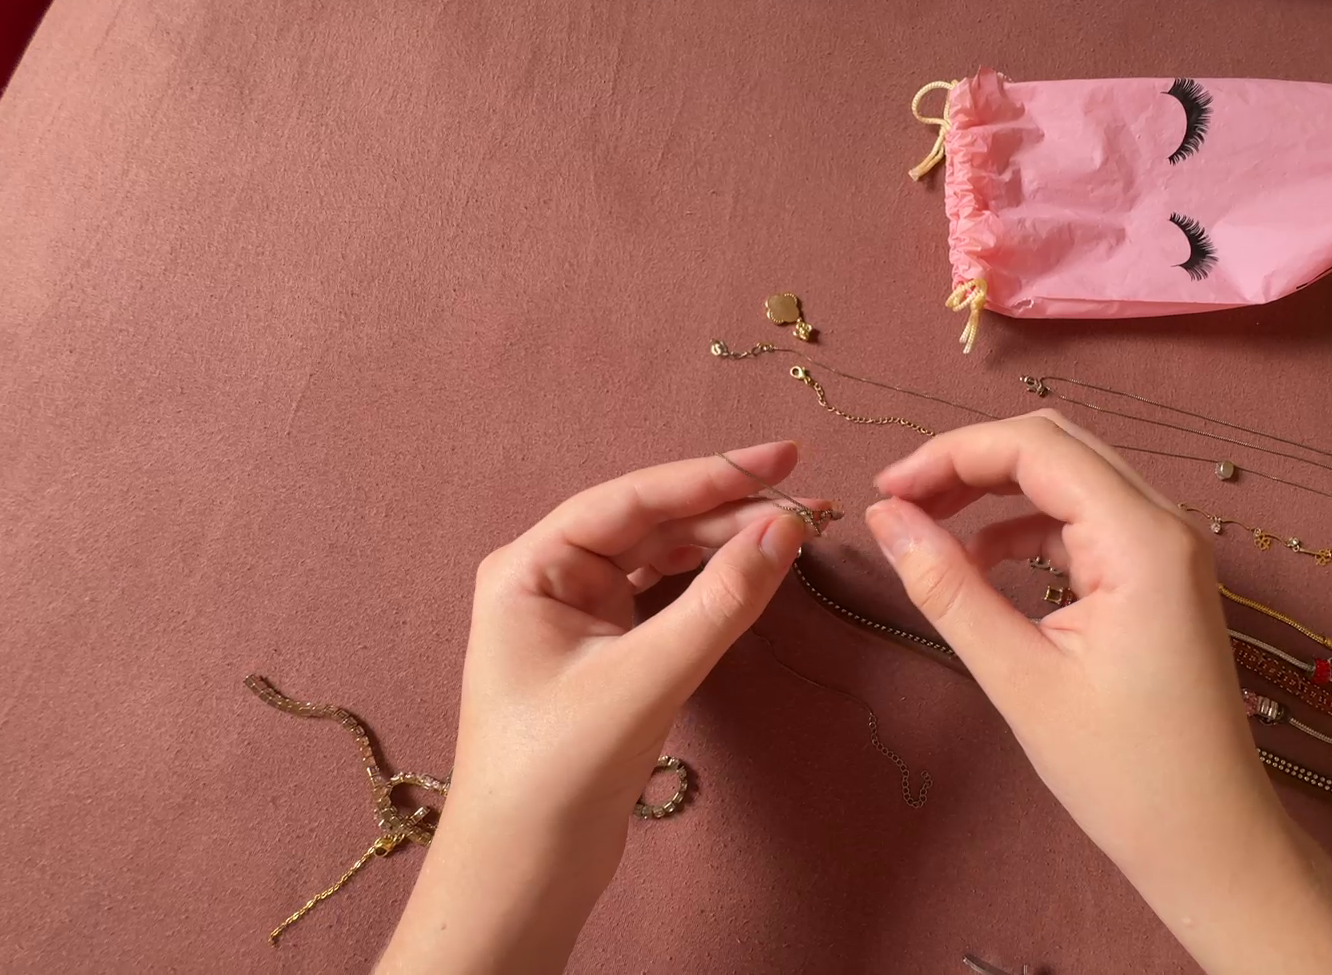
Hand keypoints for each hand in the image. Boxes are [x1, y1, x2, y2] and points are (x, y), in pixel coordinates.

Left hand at [379, 442, 818, 973]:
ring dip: (731, 543)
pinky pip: (672, 592)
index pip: (636, 498)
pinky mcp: (611, 641)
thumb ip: (721, 600)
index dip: (714, 473)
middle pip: (659, 522)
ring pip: (669, 554)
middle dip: (734, 511)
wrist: (523, 875)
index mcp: (534, 565)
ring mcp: (584, 608)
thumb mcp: (647, 677)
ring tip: (797, 531)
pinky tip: (756, 568)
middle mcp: (556, 574)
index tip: (782, 455)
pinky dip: (716, 580)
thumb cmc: (559, 772)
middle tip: (808, 504)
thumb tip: (787, 530)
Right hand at [864, 412, 1331, 974]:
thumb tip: (883, 517)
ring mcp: (1163, 543)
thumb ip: (946, 586)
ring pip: (1064, 474)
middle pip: (1051, 446)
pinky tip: (981, 557)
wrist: (1213, 846)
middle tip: (902, 499)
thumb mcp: (1018, 677)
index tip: (886, 489)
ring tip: (928, 520)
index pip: (1034, 447)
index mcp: (1141, 539)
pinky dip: (1021, 523)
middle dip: (968, 461)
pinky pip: (1078, 516)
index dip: (949, 454)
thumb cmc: (1123, 774)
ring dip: (993, 487)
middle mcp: (1162, 522)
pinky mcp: (1153, 570)